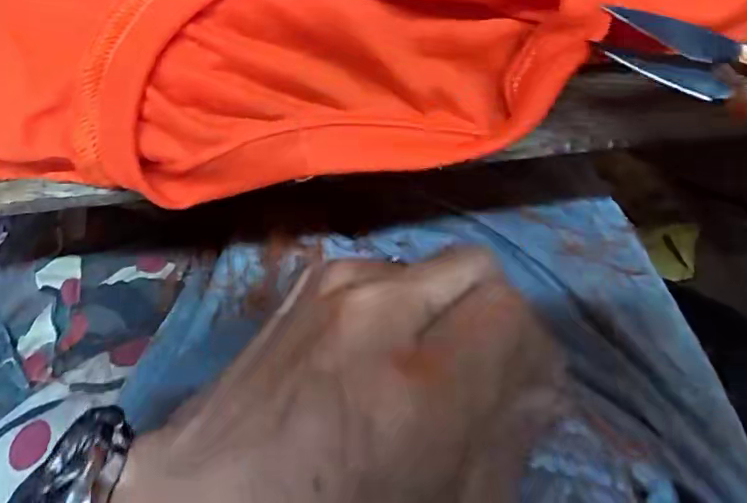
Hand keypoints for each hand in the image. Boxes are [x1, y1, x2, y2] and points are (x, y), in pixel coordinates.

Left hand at [113, 248, 563, 502]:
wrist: (207, 491)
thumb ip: (500, 441)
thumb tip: (539, 387)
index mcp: (414, 383)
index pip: (510, 311)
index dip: (533, 348)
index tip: (532, 383)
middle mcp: (377, 308)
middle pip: (476, 266)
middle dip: (494, 313)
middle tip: (490, 365)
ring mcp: (335, 281)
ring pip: (429, 265)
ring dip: (444, 304)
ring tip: (427, 361)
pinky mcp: (309, 276)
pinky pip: (383, 269)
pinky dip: (401, 299)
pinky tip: (379, 347)